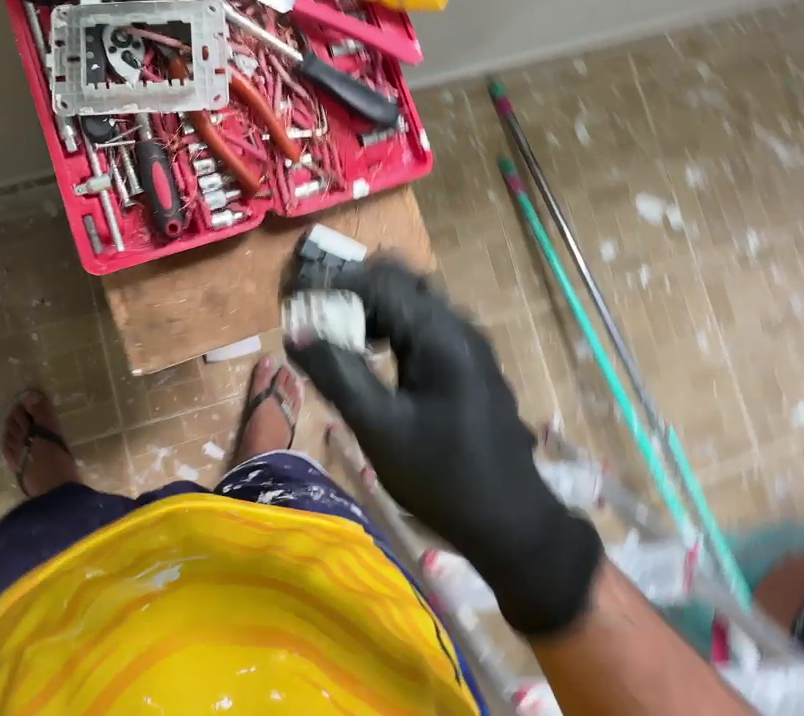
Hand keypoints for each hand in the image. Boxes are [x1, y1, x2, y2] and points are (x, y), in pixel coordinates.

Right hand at [285, 258, 602, 635]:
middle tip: (309, 310)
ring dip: (368, 305)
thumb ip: (337, 374)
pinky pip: (422, 323)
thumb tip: (295, 333)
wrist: (511, 522)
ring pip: (410, 299)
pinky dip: (389, 325)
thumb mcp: (379, 429)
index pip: (376, 282)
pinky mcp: (467, 361)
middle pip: (396, 280)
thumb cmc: (442, 478)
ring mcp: (467, 342)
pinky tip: (368, 352)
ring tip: (330, 330)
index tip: (293, 297)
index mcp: (440, 334)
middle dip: (349, 287)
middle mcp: (458, 325)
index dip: (330, 283)